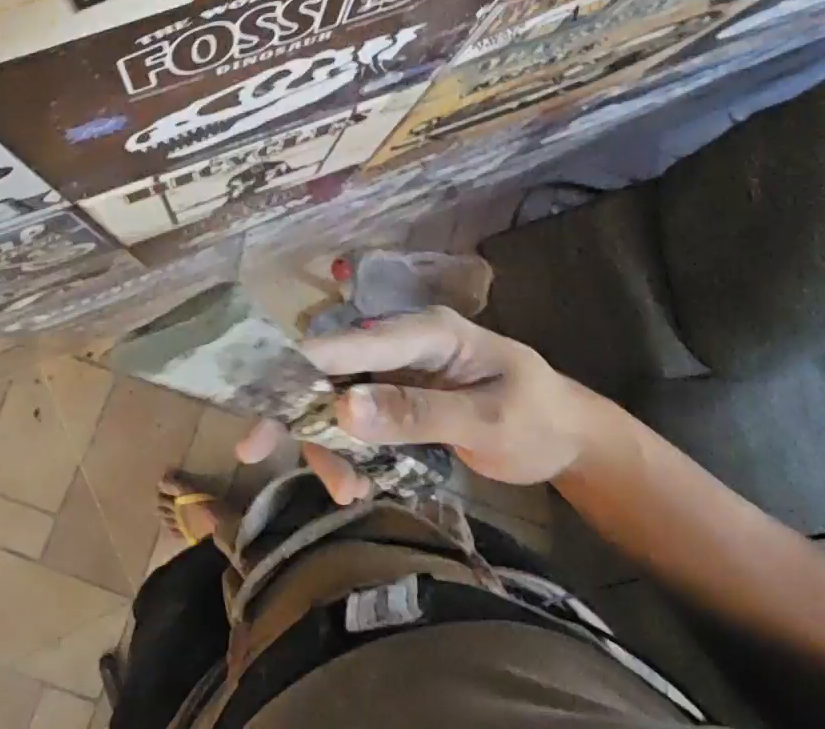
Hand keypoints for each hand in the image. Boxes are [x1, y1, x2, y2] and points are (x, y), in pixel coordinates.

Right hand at [236, 307, 605, 502]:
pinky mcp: (401, 401)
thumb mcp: (487, 420)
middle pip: (333, 370)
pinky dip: (349, 454)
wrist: (567, 438)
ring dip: (328, 445)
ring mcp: (400, 373)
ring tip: (346, 493)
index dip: (300, 368)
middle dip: (300, 413)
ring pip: (339, 401)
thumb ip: (418, 414)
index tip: (258, 401)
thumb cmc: (537, 418)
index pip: (351, 342)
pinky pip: (358, 423)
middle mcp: (404, 345)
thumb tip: (343, 408)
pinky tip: (358, 487)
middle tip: (258, 451)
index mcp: (427, 332)